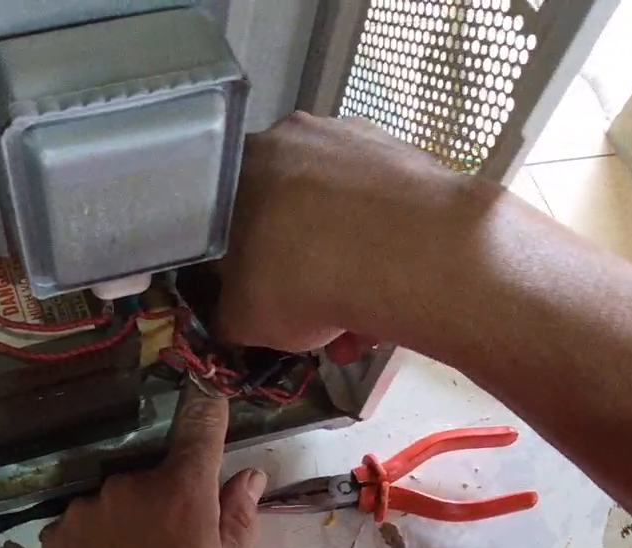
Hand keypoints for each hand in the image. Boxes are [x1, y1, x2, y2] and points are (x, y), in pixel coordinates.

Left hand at [37, 388, 265, 547]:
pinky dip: (98, 543)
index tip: (211, 394)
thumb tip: (247, 476)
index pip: (199, 427)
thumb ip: (238, 519)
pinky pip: (85, 526)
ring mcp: (82, 513)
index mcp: (180, 493)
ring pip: (116, 502)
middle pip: (153, 476)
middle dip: (167, 500)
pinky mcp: (52, 539)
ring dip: (129, 523)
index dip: (209, 409)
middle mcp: (126, 488)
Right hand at [216, 112, 496, 353]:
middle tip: (318, 325)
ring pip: (337, 219)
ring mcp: (350, 138)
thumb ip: (230, 315)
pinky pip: (379, 211)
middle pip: (288, 222)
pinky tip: (390, 292)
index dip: (244, 273)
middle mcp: (288, 139)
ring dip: (345, 274)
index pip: (228, 227)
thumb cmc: (301, 280)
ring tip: (362, 324)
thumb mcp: (242, 321)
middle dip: (302, 279)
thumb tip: (236, 317)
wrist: (403, 252)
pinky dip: (381, 251)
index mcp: (236, 172)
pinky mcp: (402, 151)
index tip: (265, 306)